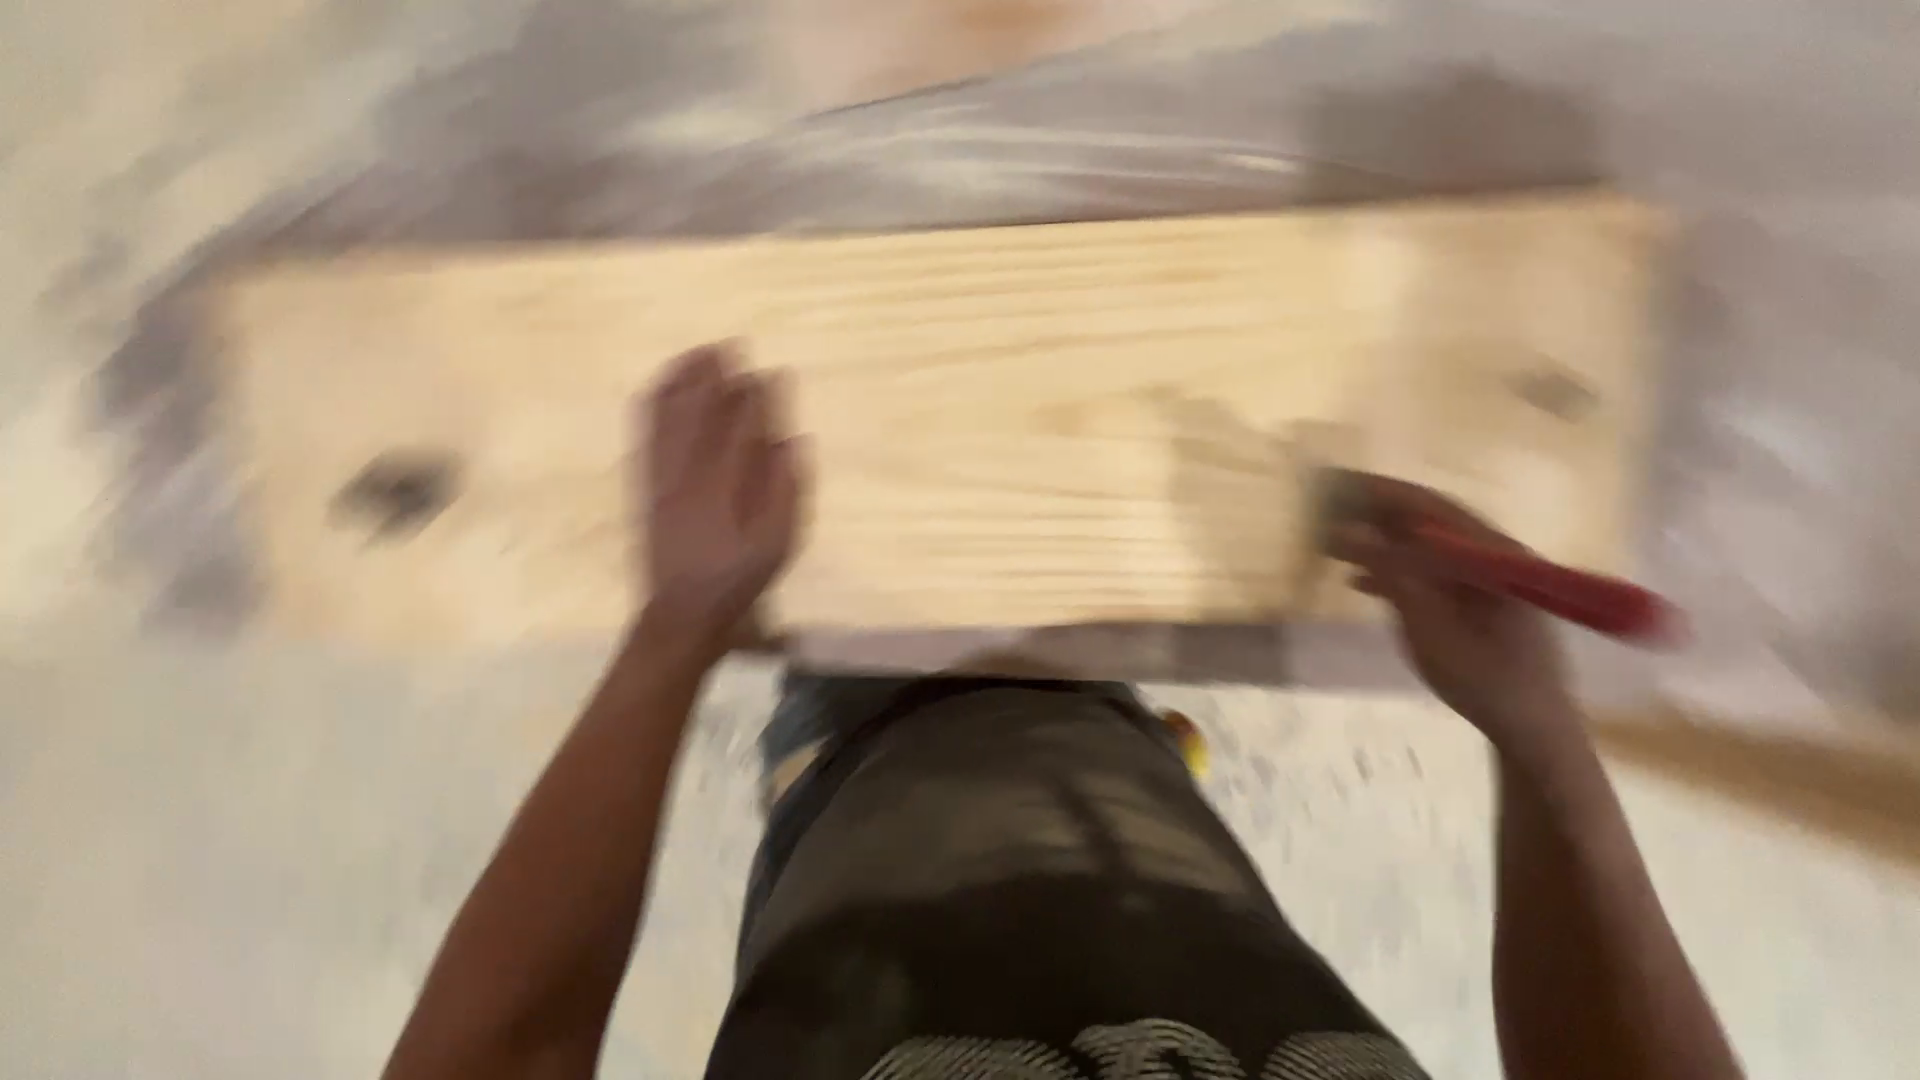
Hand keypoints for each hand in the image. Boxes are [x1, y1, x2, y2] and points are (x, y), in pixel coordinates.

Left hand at [638, 342, 805, 650]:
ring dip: (682, 379)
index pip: (742, 426)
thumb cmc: (737, 579)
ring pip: (667, 414)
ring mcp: (660, 476)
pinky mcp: (644, 484)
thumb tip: (791, 442)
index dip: (758, 396)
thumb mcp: (776, 545)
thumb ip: (785, 491)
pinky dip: (655, 402)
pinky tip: (664, 388)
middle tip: (731, 346)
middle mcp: (687, 473)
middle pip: (699, 410)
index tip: (771, 371)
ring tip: (698, 354)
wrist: (680, 611)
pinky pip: (645, 431)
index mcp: (724, 487)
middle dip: (716, 375)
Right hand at [1328, 475, 1575, 749]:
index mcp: (1491, 553)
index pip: (1428, 505)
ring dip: (1380, 541)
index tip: (1334, 481)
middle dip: (1374, 513)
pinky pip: (1431, 572)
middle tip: (1325, 508)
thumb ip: (1390, 572)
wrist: (1531, 729)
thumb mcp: (1427, 624)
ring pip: (1425, 546)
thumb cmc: (1482, 676)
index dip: (1379, 491)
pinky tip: (1360, 581)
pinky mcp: (1480, 602)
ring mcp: (1488, 579)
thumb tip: (1347, 528)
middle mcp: (1493, 555)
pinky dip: (1395, 570)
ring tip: (1332, 541)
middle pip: (1427, 520)